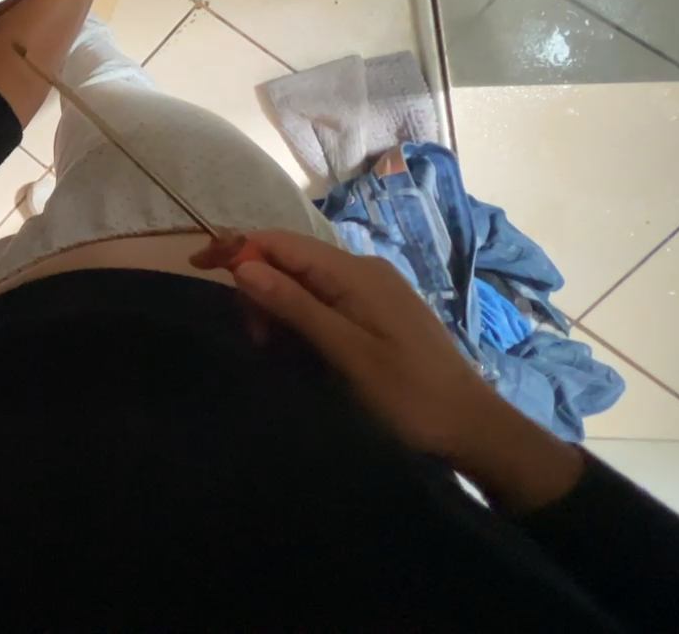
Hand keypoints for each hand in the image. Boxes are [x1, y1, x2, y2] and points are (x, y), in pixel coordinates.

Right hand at [197, 229, 584, 512]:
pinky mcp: (374, 309)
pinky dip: (297, 316)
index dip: (236, 248)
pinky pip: (320, 297)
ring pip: (301, 280)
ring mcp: (371, 289)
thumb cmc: (410, 396)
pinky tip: (298, 346)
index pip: (280, 242)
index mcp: (356, 273)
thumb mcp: (345, 353)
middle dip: (258, 288)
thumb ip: (294, 305)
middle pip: (287, 259)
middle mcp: (362, 270)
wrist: (480, 435)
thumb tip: (242, 265)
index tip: (198, 265)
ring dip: (276, 307)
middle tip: (255, 337)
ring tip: (276, 349)